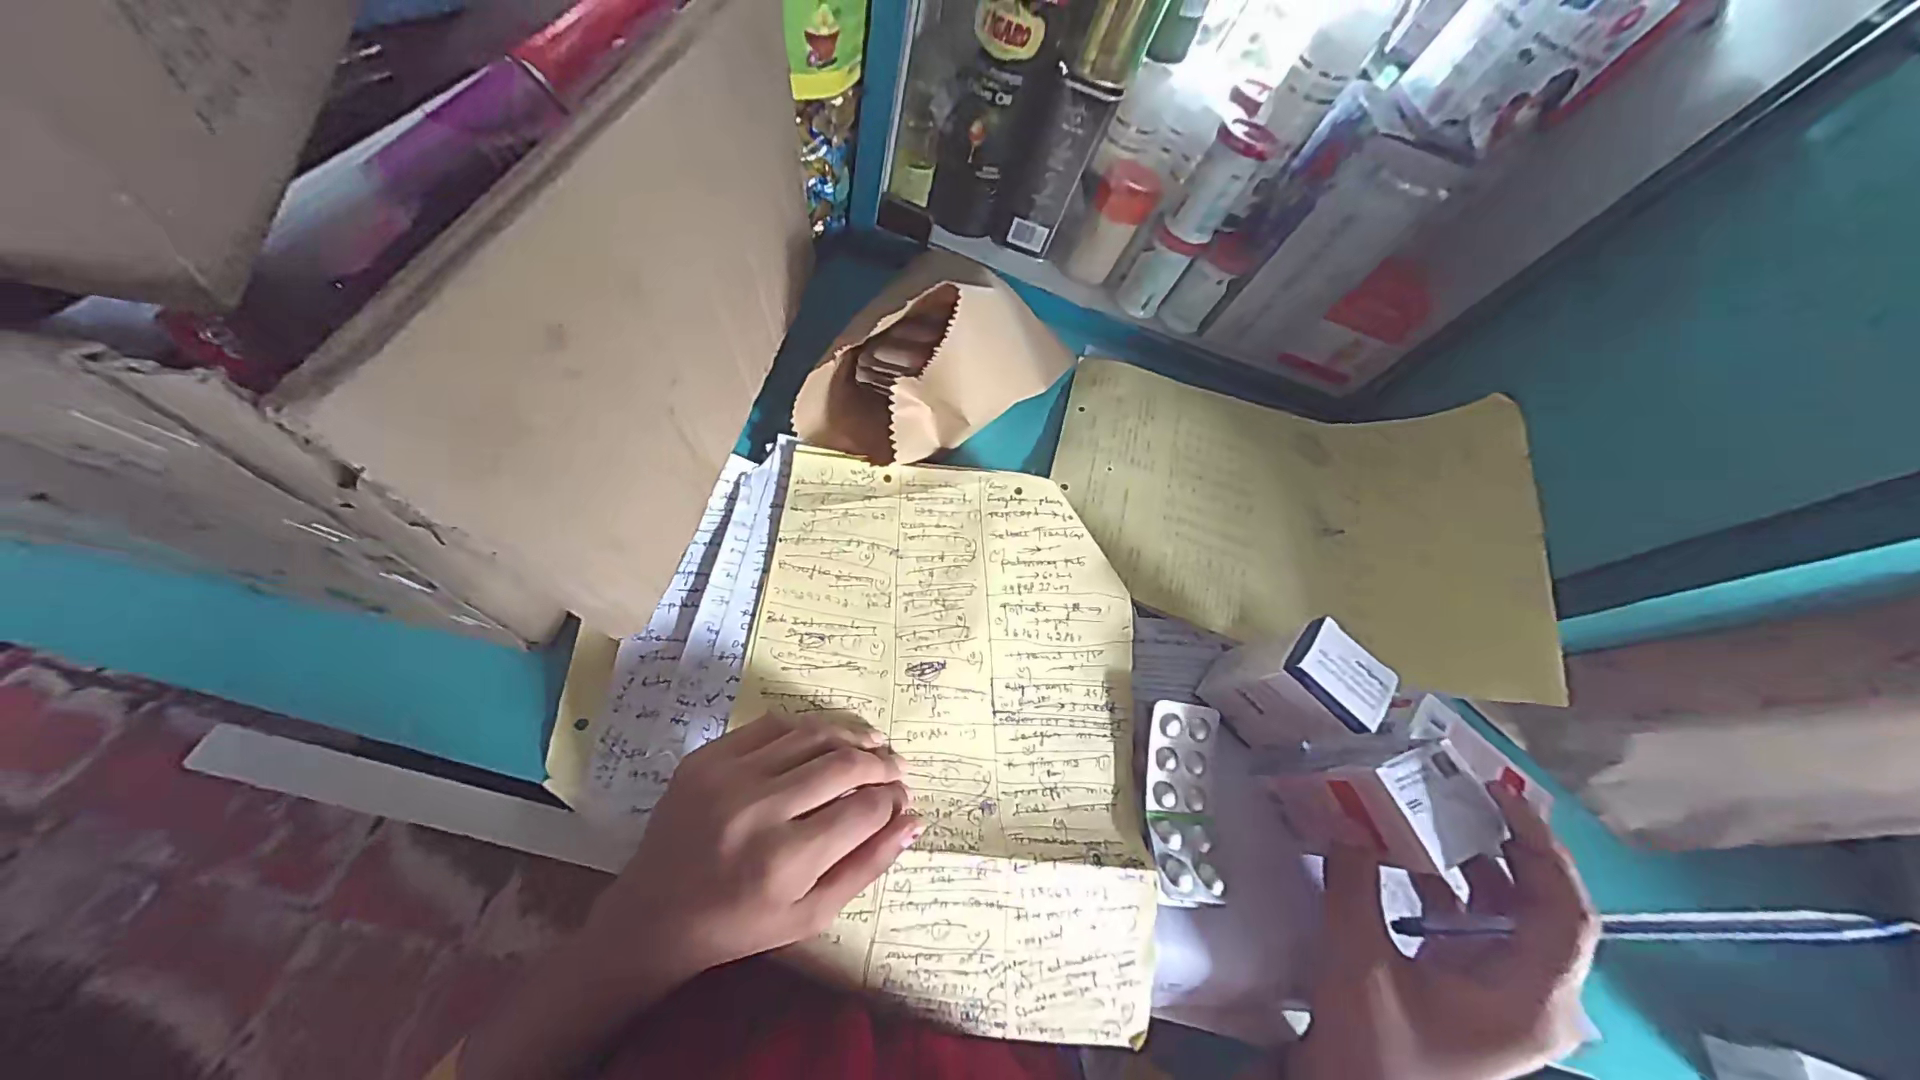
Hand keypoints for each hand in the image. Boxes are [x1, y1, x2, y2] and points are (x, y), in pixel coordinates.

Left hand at [458, 714, 919, 1079]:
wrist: (654, 912)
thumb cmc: (740, 924)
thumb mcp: (811, 913)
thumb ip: (868, 865)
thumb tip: (914, 819)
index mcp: (783, 861)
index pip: (865, 810)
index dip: (895, 799)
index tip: (903, 799)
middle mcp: (756, 810)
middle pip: (844, 764)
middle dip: (883, 763)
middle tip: (898, 768)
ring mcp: (727, 775)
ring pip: (814, 733)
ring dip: (854, 735)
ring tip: (875, 744)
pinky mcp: (707, 756)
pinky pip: (775, 724)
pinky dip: (810, 727)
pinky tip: (827, 740)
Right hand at [1291, 784, 1598, 1079]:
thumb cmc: (1375, 1046)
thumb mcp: (1359, 962)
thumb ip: (1354, 886)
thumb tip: (1348, 825)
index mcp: (1532, 1000)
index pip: (1566, 916)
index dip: (1542, 852)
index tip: (1502, 800)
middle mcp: (1534, 997)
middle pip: (1546, 912)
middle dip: (1515, 850)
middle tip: (1474, 797)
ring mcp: (1503, 995)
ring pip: (1512, 918)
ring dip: (1482, 866)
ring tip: (1445, 818)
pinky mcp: (1471, 990)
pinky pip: (1478, 927)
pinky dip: (1453, 890)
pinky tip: (1413, 861)